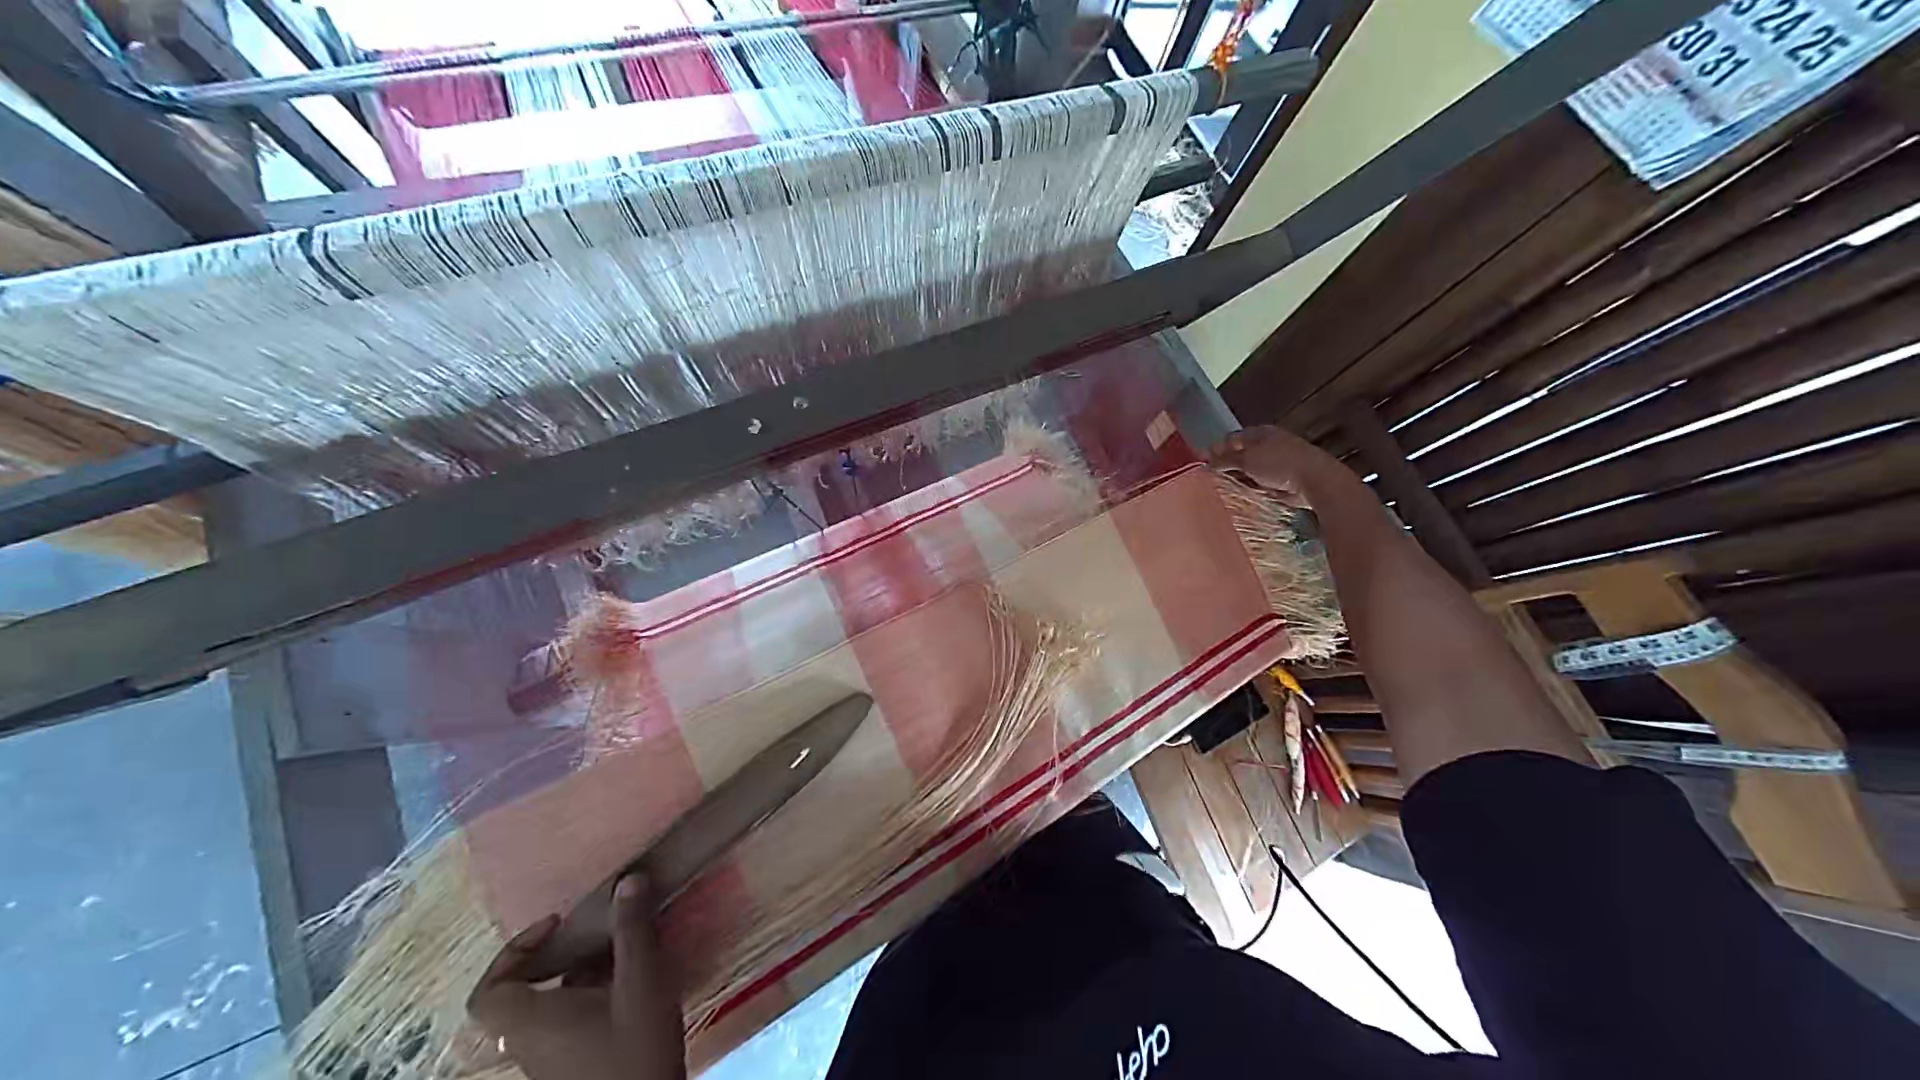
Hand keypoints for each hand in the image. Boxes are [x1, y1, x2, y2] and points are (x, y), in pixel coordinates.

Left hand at [469, 875, 686, 1079]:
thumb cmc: (636, 1051)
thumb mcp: (642, 983)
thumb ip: (633, 930)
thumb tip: (628, 880)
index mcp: (534, 1022)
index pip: (488, 993)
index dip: (513, 953)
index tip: (557, 926)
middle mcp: (530, 1044)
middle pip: (518, 994)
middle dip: (556, 955)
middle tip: (591, 934)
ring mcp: (549, 1062)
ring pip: (545, 1008)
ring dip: (576, 974)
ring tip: (618, 954)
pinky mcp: (571, 1070)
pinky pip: (564, 1023)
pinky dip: (587, 996)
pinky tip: (627, 986)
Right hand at [1208, 426, 1347, 508]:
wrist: (1315, 479)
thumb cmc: (1278, 463)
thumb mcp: (1246, 460)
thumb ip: (1225, 460)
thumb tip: (1207, 461)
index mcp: (1259, 432)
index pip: (1231, 439)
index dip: (1217, 450)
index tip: (1204, 464)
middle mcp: (1268, 443)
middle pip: (1241, 454)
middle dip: (1228, 465)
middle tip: (1213, 479)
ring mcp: (1277, 460)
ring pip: (1251, 469)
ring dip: (1241, 478)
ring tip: (1228, 489)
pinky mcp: (1285, 476)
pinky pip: (1262, 481)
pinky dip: (1253, 486)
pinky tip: (1246, 494)